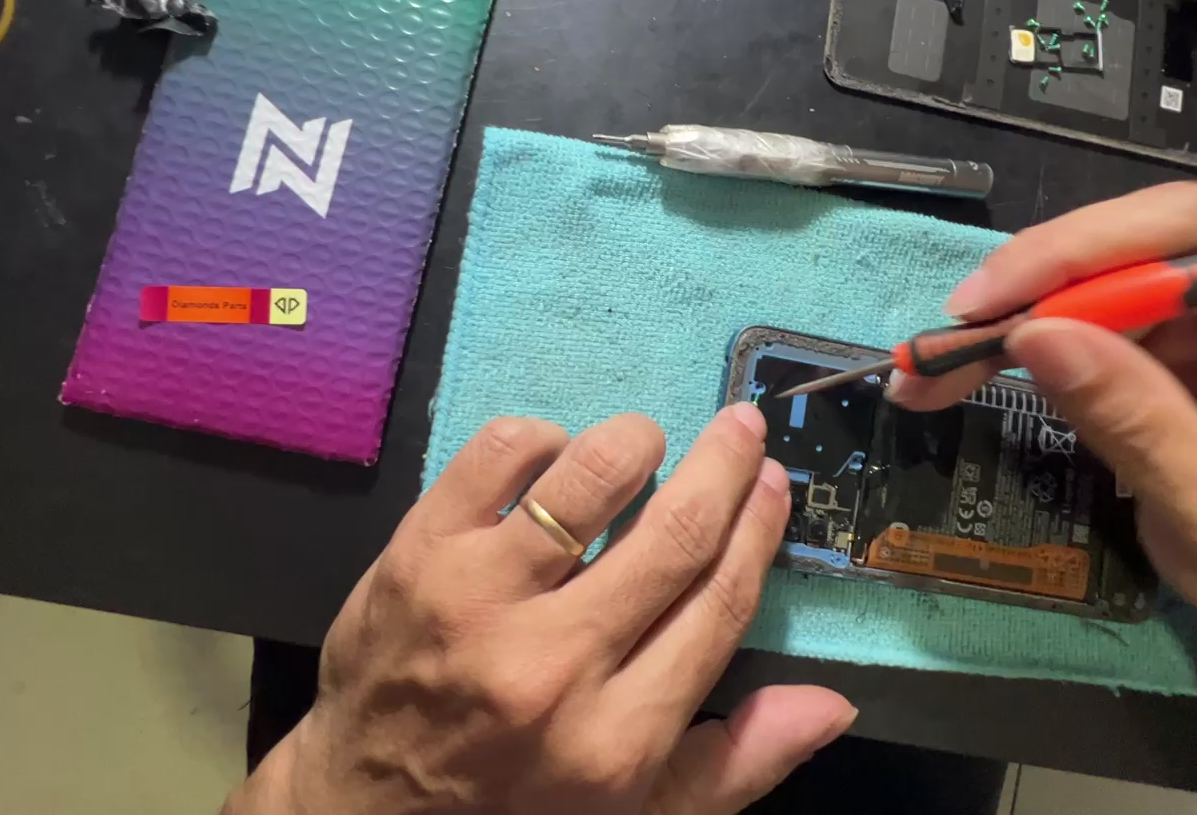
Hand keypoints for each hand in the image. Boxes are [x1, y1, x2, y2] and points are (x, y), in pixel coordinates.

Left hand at [227, 407, 855, 814]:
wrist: (362, 806)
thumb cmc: (514, 805)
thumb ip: (737, 764)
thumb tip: (834, 704)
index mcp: (619, 737)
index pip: (717, 604)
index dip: (756, 527)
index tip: (770, 476)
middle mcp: (555, 664)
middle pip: (670, 534)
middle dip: (721, 463)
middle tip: (740, 421)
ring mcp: (479, 600)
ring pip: (584, 480)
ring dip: (631, 441)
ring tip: (644, 438)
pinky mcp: (419, 552)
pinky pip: (495, 455)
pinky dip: (538, 436)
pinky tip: (550, 454)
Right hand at [891, 96, 1196, 799]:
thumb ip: (1146, 431)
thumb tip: (1036, 335)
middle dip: (1080, 254)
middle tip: (980, 308)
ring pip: (1116, 259)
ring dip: (1018, 295)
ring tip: (935, 352)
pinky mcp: (1158, 339)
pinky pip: (1070, 310)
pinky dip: (1001, 338)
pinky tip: (941, 371)